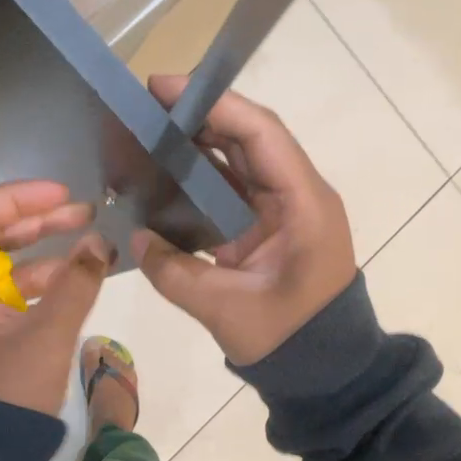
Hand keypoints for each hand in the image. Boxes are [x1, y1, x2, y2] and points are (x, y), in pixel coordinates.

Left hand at [0, 180, 113, 416]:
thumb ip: (76, 284)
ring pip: (2, 268)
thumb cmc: (8, 393)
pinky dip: (39, 286)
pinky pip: (8, 298)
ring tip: (91, 246)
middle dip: (36, 224)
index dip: (15, 200)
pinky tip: (76, 281)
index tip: (59, 194)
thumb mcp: (47, 335)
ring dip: (44, 254)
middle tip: (83, 212)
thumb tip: (100, 243)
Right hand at [133, 76, 356, 365]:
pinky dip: (200, 182)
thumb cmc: (288, 339)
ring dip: (198, 147)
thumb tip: (137, 239)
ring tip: (147, 136)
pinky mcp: (267, 231)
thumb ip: (176, 273)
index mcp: (302, 204)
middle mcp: (296, 196)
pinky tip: (164, 179)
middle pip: (248, 139)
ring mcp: (282, 213)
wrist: (324, 371)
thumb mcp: (227, 309)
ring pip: (239, 163)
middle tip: (145, 109)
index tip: (164, 90)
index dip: (214, 105)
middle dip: (199, 118)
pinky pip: (232, 193)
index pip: (260, 134)